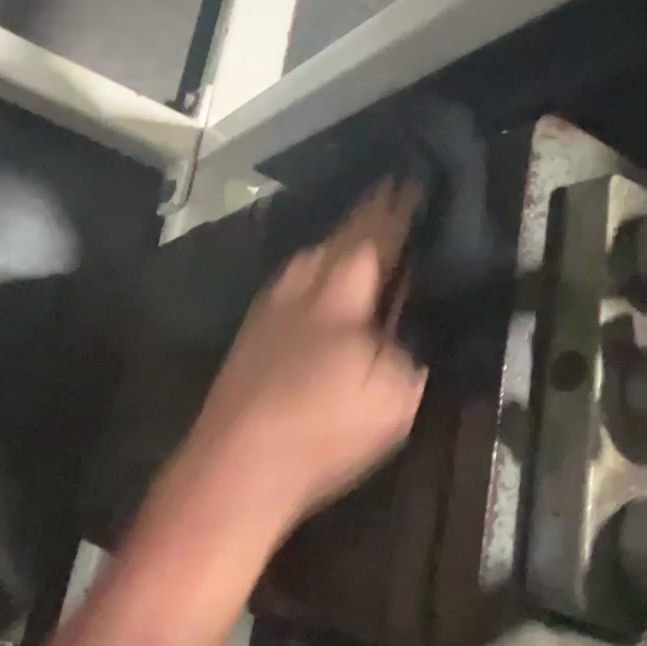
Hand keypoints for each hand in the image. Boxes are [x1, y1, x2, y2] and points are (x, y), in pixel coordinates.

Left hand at [183, 178, 428, 527]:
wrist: (237, 461)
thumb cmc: (324, 427)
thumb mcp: (394, 392)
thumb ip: (403, 347)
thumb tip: (398, 325)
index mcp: (337, 291)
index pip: (373, 236)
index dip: (394, 211)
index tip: (409, 183)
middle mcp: (297, 287)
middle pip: (334, 242)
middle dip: (362, 223)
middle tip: (387, 205)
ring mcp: (266, 309)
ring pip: (306, 264)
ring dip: (334, 250)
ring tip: (355, 245)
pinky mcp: (249, 336)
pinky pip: (290, 288)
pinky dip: (313, 279)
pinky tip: (316, 292)